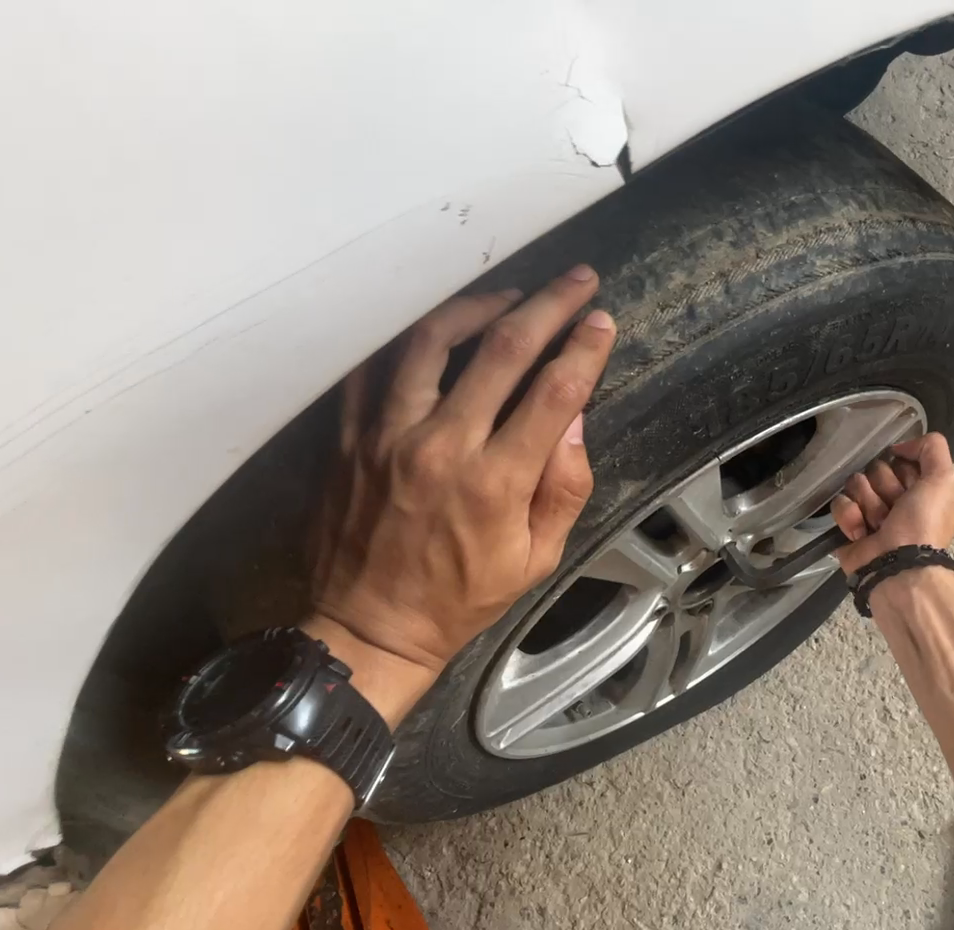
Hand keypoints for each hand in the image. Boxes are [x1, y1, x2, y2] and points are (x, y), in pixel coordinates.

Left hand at [309, 266, 615, 677]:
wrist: (369, 625)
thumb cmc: (463, 597)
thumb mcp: (537, 559)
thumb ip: (563, 489)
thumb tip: (574, 422)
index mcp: (495, 482)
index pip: (553, 393)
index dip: (585, 349)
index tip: (602, 321)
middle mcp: (441, 444)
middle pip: (502, 350)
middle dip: (549, 306)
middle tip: (577, 280)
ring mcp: (388, 433)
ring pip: (434, 340)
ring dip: (480, 305)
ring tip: (511, 294)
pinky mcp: (351, 434)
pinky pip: (376, 363)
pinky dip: (410, 335)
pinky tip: (438, 325)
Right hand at [829, 432, 953, 574]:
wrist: (899, 567)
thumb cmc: (925, 524)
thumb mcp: (944, 480)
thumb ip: (932, 448)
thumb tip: (900, 446)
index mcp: (919, 488)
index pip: (899, 459)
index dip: (904, 471)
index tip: (912, 488)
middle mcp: (895, 499)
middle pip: (875, 469)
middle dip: (884, 488)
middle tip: (895, 510)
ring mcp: (870, 513)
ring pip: (855, 483)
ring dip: (868, 504)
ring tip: (879, 525)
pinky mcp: (848, 527)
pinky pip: (839, 504)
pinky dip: (851, 518)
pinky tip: (863, 533)